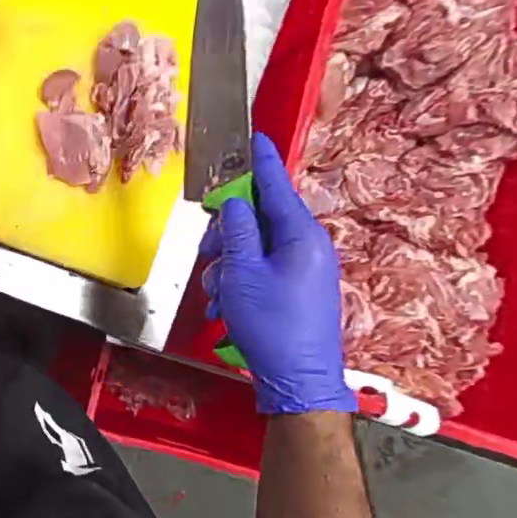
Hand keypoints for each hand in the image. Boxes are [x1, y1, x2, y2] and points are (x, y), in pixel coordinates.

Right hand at [200, 133, 357, 414]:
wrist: (298, 377)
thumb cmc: (273, 325)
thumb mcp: (243, 273)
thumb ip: (237, 232)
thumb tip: (235, 202)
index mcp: (301, 236)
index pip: (277, 187)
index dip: (261, 163)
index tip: (254, 140)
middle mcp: (306, 248)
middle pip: (258, 221)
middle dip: (227, 237)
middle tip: (209, 256)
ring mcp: (302, 271)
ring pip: (252, 250)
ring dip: (227, 268)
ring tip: (220, 296)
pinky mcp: (294, 290)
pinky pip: (259, 273)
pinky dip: (237, 285)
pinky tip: (227, 307)